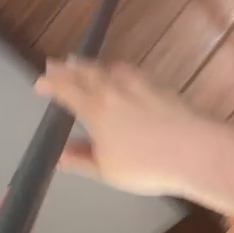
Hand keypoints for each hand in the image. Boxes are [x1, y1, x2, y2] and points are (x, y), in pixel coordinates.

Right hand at [35, 58, 233, 215]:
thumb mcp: (106, 170)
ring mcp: (138, 83)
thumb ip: (81, 159)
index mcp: (95, 108)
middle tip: (56, 63)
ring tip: (83, 64)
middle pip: (85, 71)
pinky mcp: (159, 85)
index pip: (65, 89)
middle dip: (67, 68)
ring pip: (107, 67)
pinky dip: (116, 69)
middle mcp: (113, 88)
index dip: (50, 84)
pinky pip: (129, 71)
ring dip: (91, 65)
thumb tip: (60, 154)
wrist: (194, 149)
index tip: (39, 83)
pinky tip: (120, 73)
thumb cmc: (145, 164)